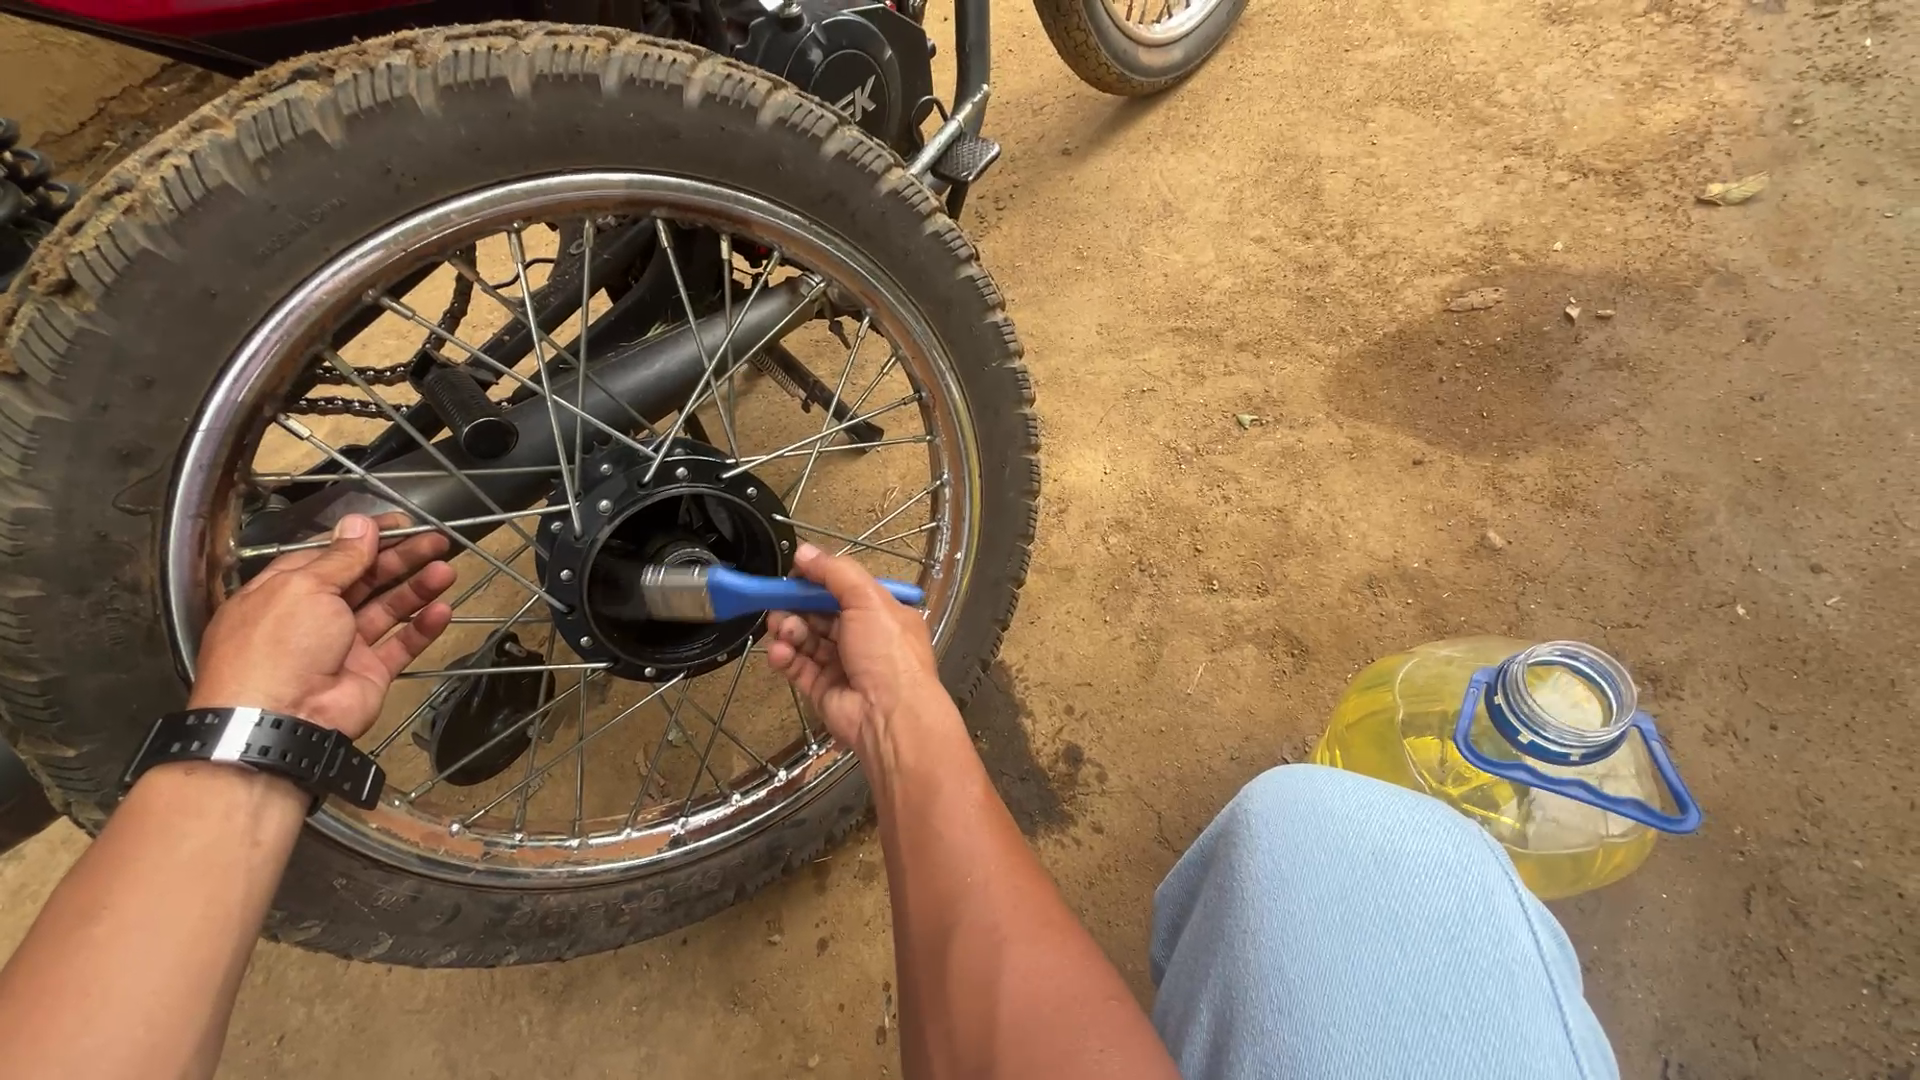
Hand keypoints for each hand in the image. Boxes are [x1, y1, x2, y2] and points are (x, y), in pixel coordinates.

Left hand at [189, 513, 455, 737]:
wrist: (282, 720)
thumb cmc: (277, 648)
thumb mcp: (304, 588)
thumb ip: (340, 558)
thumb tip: (359, 524)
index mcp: (284, 592)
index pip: (330, 556)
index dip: (365, 538)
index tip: (400, 524)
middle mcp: (313, 617)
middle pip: (365, 579)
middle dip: (401, 558)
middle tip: (437, 542)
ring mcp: (343, 646)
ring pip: (388, 609)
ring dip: (417, 588)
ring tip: (446, 571)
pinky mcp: (370, 671)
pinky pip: (401, 644)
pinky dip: (423, 627)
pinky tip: (442, 611)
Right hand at [764, 543, 942, 747]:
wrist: (890, 715)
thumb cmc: (889, 653)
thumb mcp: (868, 599)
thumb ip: (835, 572)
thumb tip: (804, 552)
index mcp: (883, 614)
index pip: (845, 590)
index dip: (819, 581)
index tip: (795, 573)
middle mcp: (864, 638)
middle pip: (821, 614)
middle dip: (797, 605)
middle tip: (778, 601)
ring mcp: (843, 665)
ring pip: (807, 639)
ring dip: (789, 629)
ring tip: (781, 628)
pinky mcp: (823, 689)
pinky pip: (798, 666)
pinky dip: (786, 656)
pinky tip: (780, 651)